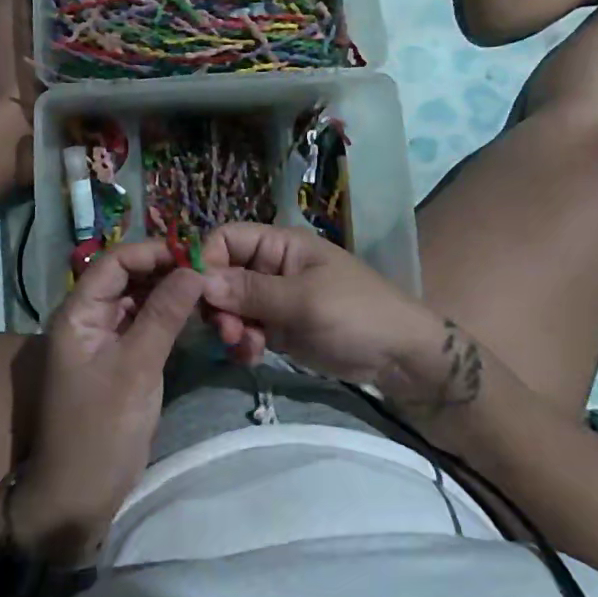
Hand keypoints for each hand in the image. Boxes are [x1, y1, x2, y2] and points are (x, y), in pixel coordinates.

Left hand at [9, 241, 203, 563]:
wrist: (81, 493)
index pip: (113, 263)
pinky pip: (145, 324)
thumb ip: (163, 315)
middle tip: (209, 272)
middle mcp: (89, 318)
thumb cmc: (101, 428)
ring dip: (170, 292)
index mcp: (78, 314)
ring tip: (208, 290)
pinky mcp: (121, 359)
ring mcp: (105, 340)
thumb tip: (194, 269)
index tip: (194, 254)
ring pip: (139, 300)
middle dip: (165, 270)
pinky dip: (169, 316)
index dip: (151, 252)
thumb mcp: (136, 368)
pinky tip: (196, 315)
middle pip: (127, 278)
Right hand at [197, 223, 446, 393]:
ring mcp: (274, 298)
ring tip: (245, 348)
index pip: (226, 239)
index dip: (206, 261)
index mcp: (280, 245)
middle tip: (227, 333)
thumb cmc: (357, 315)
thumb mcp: (304, 301)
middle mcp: (271, 266)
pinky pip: (245, 329)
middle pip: (222, 274)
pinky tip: (252, 357)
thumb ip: (251, 291)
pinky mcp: (277, 326)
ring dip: (230, 328)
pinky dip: (242, 343)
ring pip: (230, 306)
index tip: (197, 295)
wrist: (400, 358)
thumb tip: (199, 281)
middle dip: (218, 304)